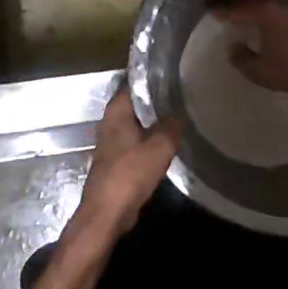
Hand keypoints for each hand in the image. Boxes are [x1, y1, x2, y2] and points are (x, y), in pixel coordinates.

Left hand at [75, 84, 180, 235]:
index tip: (172, 76)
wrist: (107, 212)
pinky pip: (135, 141)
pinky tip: (165, 142)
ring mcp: (111, 142)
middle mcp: (109, 123)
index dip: (151, 80)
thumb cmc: (130, 173)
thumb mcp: (159, 147)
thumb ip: (171, 126)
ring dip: (152, 122)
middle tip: (180, 96)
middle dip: (154, 101)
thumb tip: (180, 112)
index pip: (133, 85)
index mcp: (116, 113)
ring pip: (135, 124)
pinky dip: (148, 139)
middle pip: (134, 105)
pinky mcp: (115, 160)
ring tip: (177, 117)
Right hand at [212, 0, 287, 99]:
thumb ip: (241, 59)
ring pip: (267, 2)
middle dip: (237, 5)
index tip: (211, 12)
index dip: (223, 11)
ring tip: (243, 16)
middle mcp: (280, 4)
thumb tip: (233, 48)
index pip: (238, 8)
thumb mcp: (261, 72)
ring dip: (254, 7)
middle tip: (225, 11)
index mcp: (266, 13)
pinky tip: (266, 23)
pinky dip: (268, 11)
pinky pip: (279, 8)